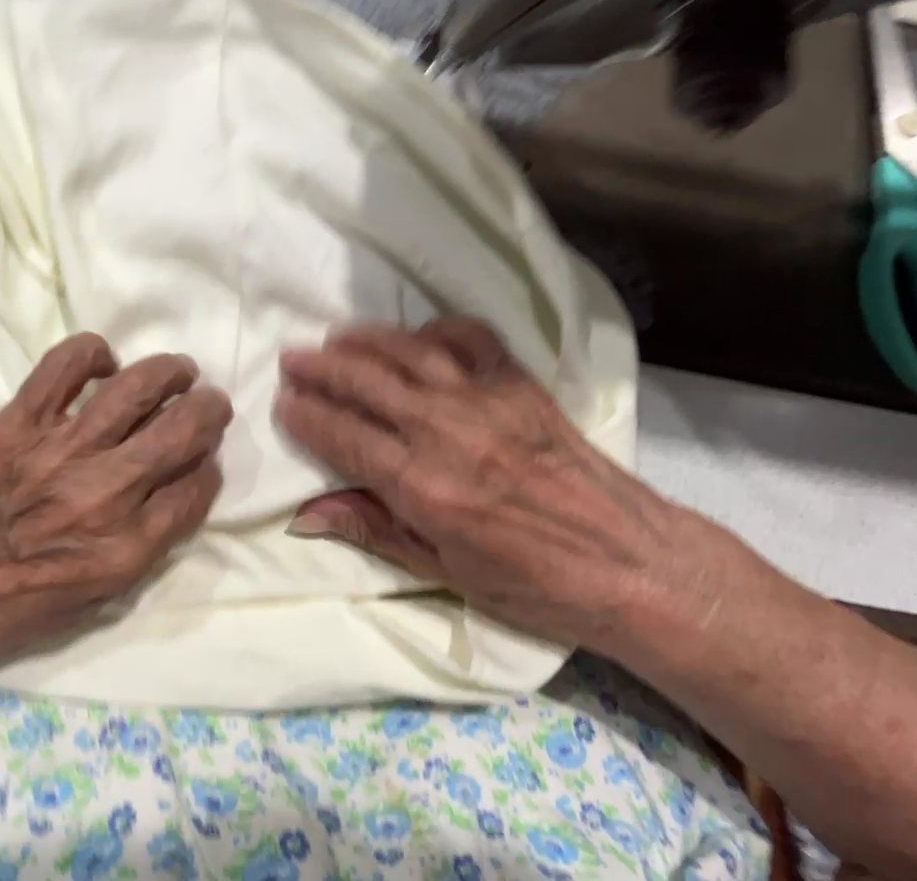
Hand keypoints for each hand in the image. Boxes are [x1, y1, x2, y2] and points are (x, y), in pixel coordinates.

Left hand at [0, 332, 232, 673]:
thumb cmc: (7, 608)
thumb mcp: (93, 603)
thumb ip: (143, 548)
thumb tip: (175, 491)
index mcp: (125, 551)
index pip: (197, 489)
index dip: (210, 469)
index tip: (204, 462)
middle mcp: (102, 496)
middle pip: (182, 432)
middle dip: (210, 411)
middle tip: (209, 404)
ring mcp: (59, 452)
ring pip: (136, 388)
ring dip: (170, 372)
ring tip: (178, 373)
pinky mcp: (19, 422)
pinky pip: (65, 365)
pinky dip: (92, 352)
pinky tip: (103, 363)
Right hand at [274, 318, 735, 654]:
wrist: (634, 566)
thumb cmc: (534, 585)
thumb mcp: (444, 573)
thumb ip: (374, 530)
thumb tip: (308, 512)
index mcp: (424, 487)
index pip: (344, 436)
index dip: (307, 416)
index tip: (282, 403)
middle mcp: (448, 434)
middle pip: (366, 383)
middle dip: (321, 368)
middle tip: (291, 358)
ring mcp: (487, 403)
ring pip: (409, 354)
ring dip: (364, 341)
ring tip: (334, 337)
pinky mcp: (522, 387)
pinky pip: (470, 341)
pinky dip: (437, 331)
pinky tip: (417, 336)